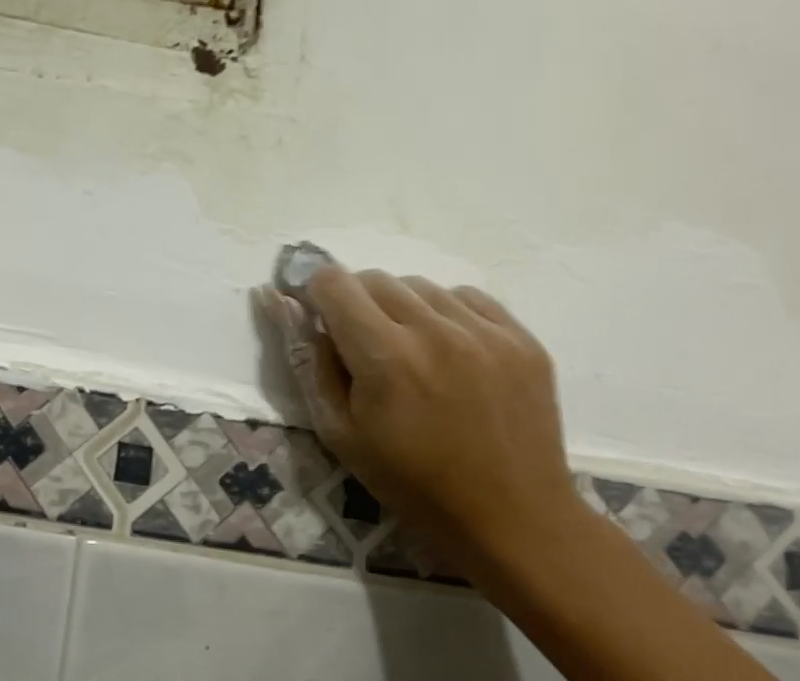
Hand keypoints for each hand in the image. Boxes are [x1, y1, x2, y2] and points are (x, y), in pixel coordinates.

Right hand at [262, 268, 576, 569]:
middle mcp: (435, 331)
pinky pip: (467, 297)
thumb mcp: (337, 430)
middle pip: (373, 278)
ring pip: (419, 286)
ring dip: (402, 308)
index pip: (332, 282)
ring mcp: (486, 333)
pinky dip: (447, 313)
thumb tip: (277, 298)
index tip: (322, 325)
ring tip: (411, 352)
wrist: (513, 521)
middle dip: (356, 303)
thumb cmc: (411, 482)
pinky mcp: (522, 340)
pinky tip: (449, 351)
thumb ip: (305, 358)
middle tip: (364, 349)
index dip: (316, 296)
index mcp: (385, 356)